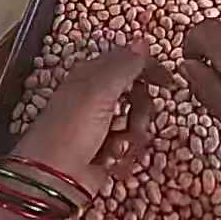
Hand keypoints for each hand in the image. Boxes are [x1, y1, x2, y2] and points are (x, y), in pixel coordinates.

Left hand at [12, 45, 165, 194]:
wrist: (51, 178)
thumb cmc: (72, 128)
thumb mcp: (99, 90)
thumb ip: (124, 66)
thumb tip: (143, 41)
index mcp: (92, 75)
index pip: (128, 62)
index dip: (148, 70)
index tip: (169, 82)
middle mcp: (98, 97)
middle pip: (138, 95)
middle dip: (141, 112)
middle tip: (132, 122)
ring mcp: (102, 125)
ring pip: (138, 123)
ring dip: (132, 137)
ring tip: (116, 147)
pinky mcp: (107, 150)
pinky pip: (131, 146)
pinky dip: (124, 154)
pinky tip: (111, 161)